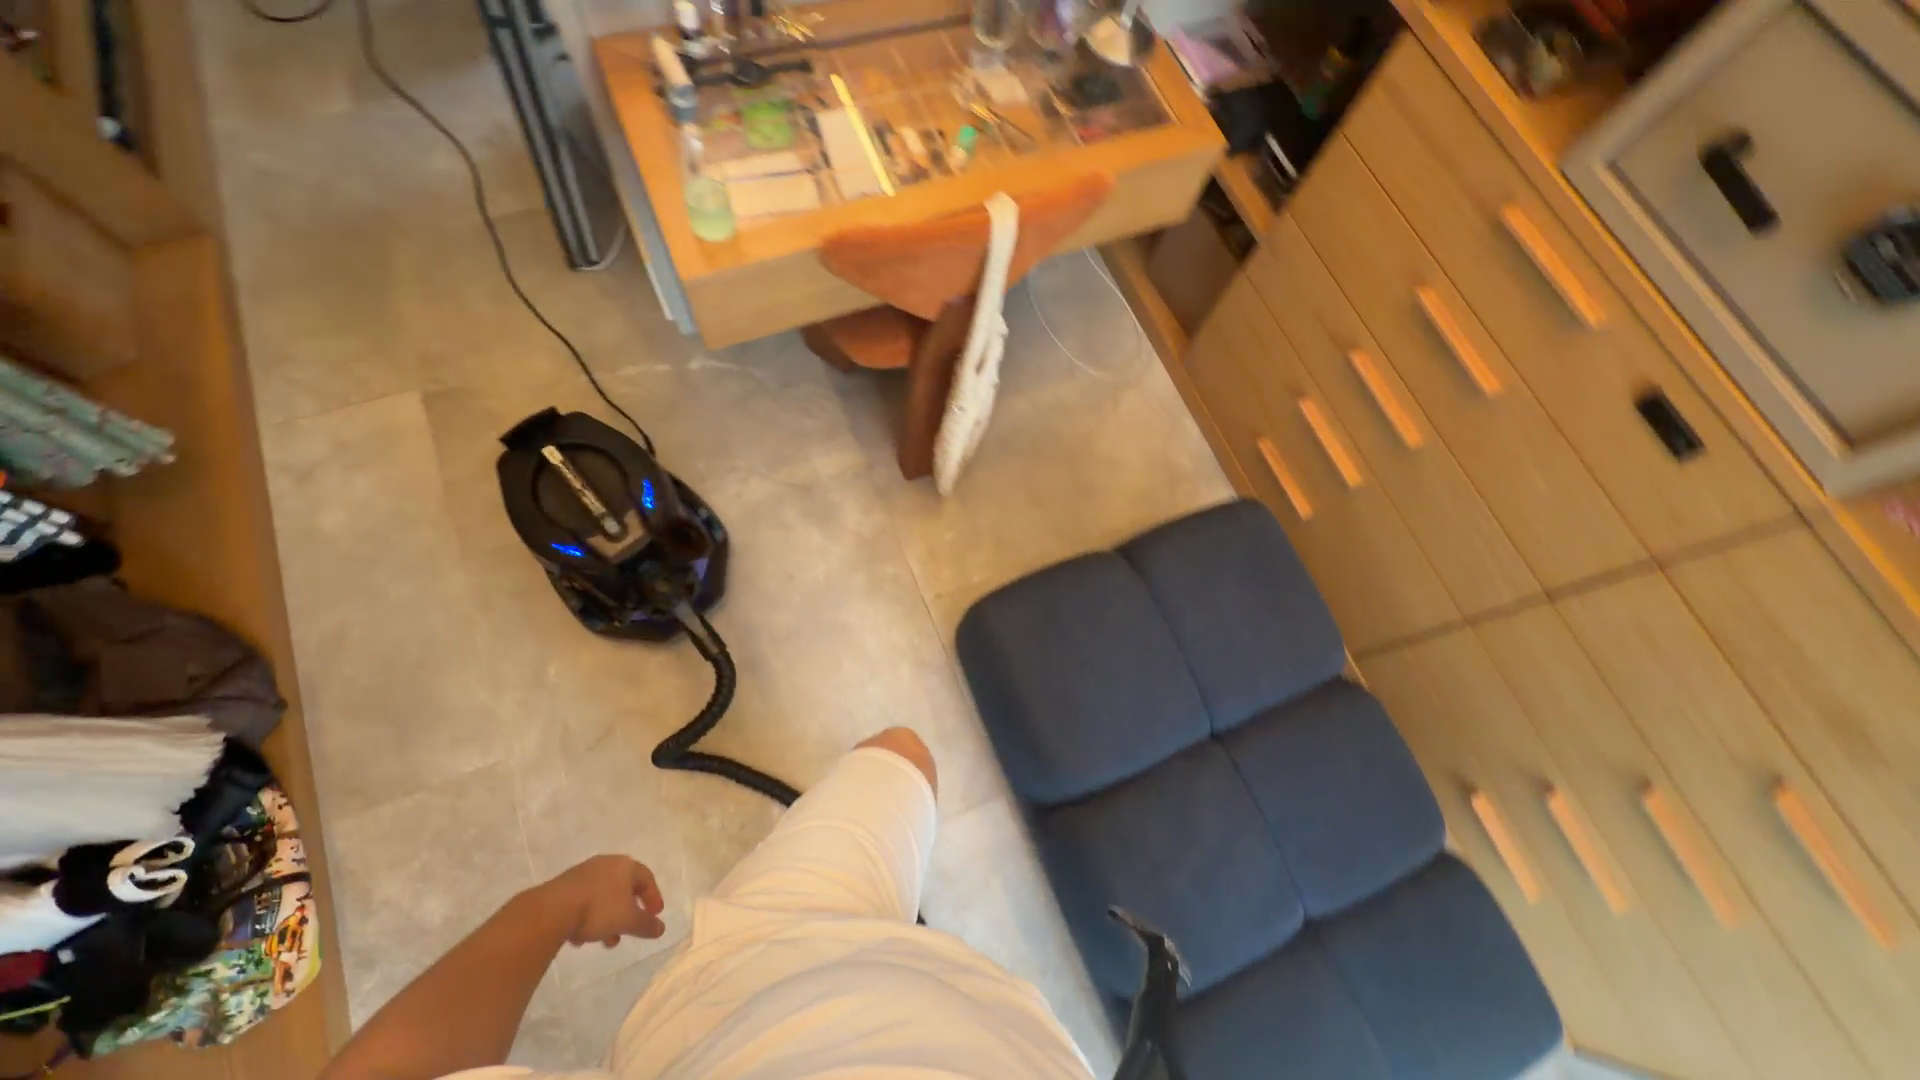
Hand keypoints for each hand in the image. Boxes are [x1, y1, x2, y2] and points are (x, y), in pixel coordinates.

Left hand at [540, 855, 666, 947]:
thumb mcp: (628, 921)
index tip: (654, 916)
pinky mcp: (563, 886)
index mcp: (625, 866)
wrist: (552, 910)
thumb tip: (661, 929)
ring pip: (603, 896)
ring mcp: (582, 874)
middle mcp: (605, 864)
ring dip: (608, 918)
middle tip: (630, 929)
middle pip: (624, 888)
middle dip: (628, 912)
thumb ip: (646, 924)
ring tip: (605, 941)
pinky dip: (589, 917)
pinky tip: (582, 937)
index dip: (653, 897)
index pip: (646, 878)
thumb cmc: (599, 909)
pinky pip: (584, 901)